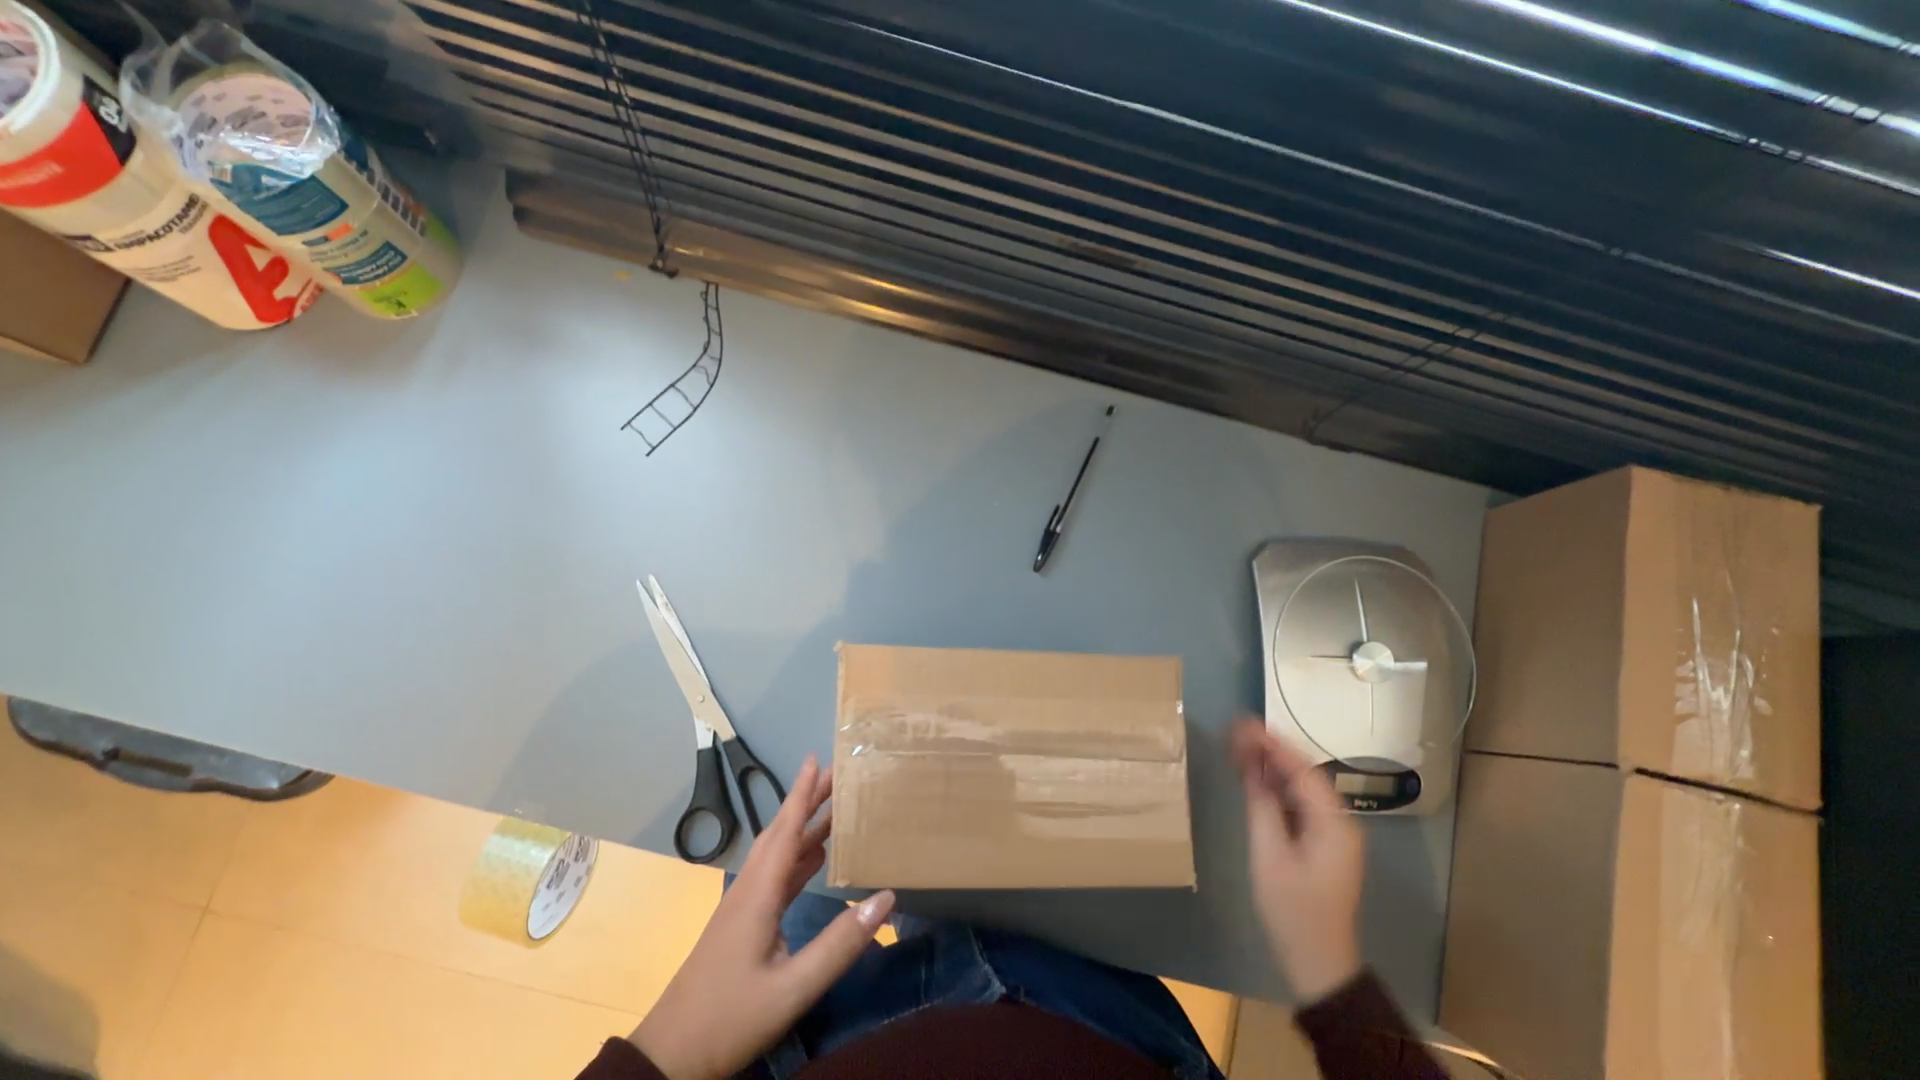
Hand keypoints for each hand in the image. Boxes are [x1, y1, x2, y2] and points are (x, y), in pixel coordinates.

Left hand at [629, 756, 895, 1079]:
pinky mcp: (742, 926)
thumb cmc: (731, 1017)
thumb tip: (886, 897)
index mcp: (758, 895)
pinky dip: (799, 859)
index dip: (802, 794)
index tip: (818, 757)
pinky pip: (776, 878)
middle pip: (782, 835)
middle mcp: (749, 891)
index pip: (786, 832)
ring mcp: (743, 909)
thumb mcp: (794, 987)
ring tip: (836, 809)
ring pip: (778, 855)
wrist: (673, 1054)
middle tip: (839, 776)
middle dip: (808, 802)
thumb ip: (840, 944)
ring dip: (805, 829)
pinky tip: (816, 860)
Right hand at [1232, 717, 1364, 1001]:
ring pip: (1299, 788)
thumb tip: (1252, 770)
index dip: (1272, 744)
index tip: (1243, 724)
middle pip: (1303, 775)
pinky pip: (1298, 805)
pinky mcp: (1320, 844)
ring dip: (1270, 767)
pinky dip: (1275, 789)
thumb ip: (1262, 808)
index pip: (1302, 770)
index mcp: (1333, 823)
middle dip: (1269, 750)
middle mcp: (1338, 822)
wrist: (1319, 962)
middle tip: (1234, 730)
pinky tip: (1252, 779)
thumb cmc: (1293, 911)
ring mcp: (1331, 833)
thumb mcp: (1270, 857)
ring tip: (1237, 746)